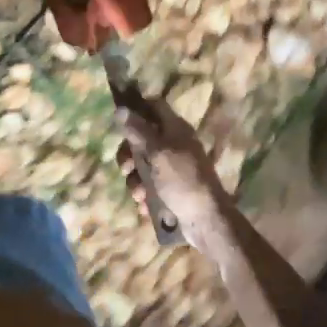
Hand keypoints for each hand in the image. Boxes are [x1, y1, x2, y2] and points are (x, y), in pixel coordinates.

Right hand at [116, 94, 229, 250]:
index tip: (119, 121)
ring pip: (144, 165)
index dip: (136, 109)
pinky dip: (145, 195)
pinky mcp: (173, 189)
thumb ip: (138, 130)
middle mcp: (174, 144)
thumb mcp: (156, 152)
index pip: (154, 106)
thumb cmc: (182, 180)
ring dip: (135, 180)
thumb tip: (120, 108)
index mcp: (175, 129)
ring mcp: (174, 168)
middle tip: (125, 168)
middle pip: (143, 138)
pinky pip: (151, 186)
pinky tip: (145, 206)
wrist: (208, 221)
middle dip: (129, 155)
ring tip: (138, 195)